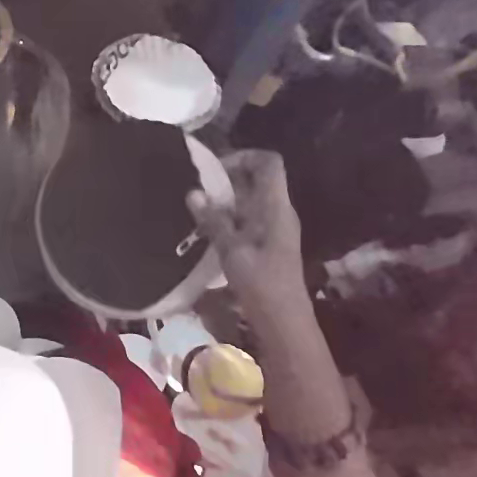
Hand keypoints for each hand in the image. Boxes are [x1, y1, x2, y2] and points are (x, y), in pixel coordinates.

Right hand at [188, 150, 303, 309]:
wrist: (283, 320)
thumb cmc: (261, 284)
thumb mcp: (231, 251)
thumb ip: (213, 221)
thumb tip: (193, 192)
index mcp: (276, 207)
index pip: (268, 163)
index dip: (243, 156)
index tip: (213, 169)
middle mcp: (279, 211)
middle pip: (256, 179)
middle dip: (226, 179)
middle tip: (196, 189)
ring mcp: (274, 227)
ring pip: (250, 199)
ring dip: (224, 200)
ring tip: (196, 209)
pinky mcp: (267, 243)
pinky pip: (247, 218)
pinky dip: (227, 218)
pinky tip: (206, 231)